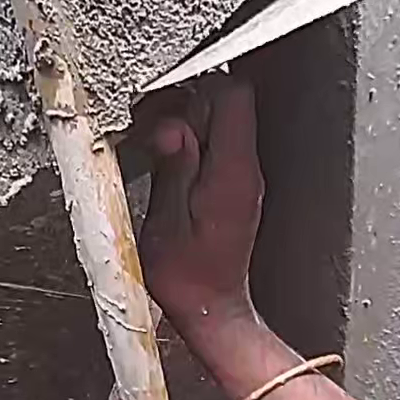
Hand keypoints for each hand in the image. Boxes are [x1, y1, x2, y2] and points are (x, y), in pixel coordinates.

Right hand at [139, 78, 264, 341]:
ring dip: (187, 128)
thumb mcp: (165, 225)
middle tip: (152, 135)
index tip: (163, 109)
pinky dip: (192, 147)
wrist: (209, 310)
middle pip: (228, 104)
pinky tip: (169, 168)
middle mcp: (246, 170)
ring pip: (222, 125)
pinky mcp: (234, 189)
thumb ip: (172, 170)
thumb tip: (171, 127)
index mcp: (231, 173)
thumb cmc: (185, 279)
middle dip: (187, 108)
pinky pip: (218, 149)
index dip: (197, 89)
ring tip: (157, 153)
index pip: (233, 95)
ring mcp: (243, 179)